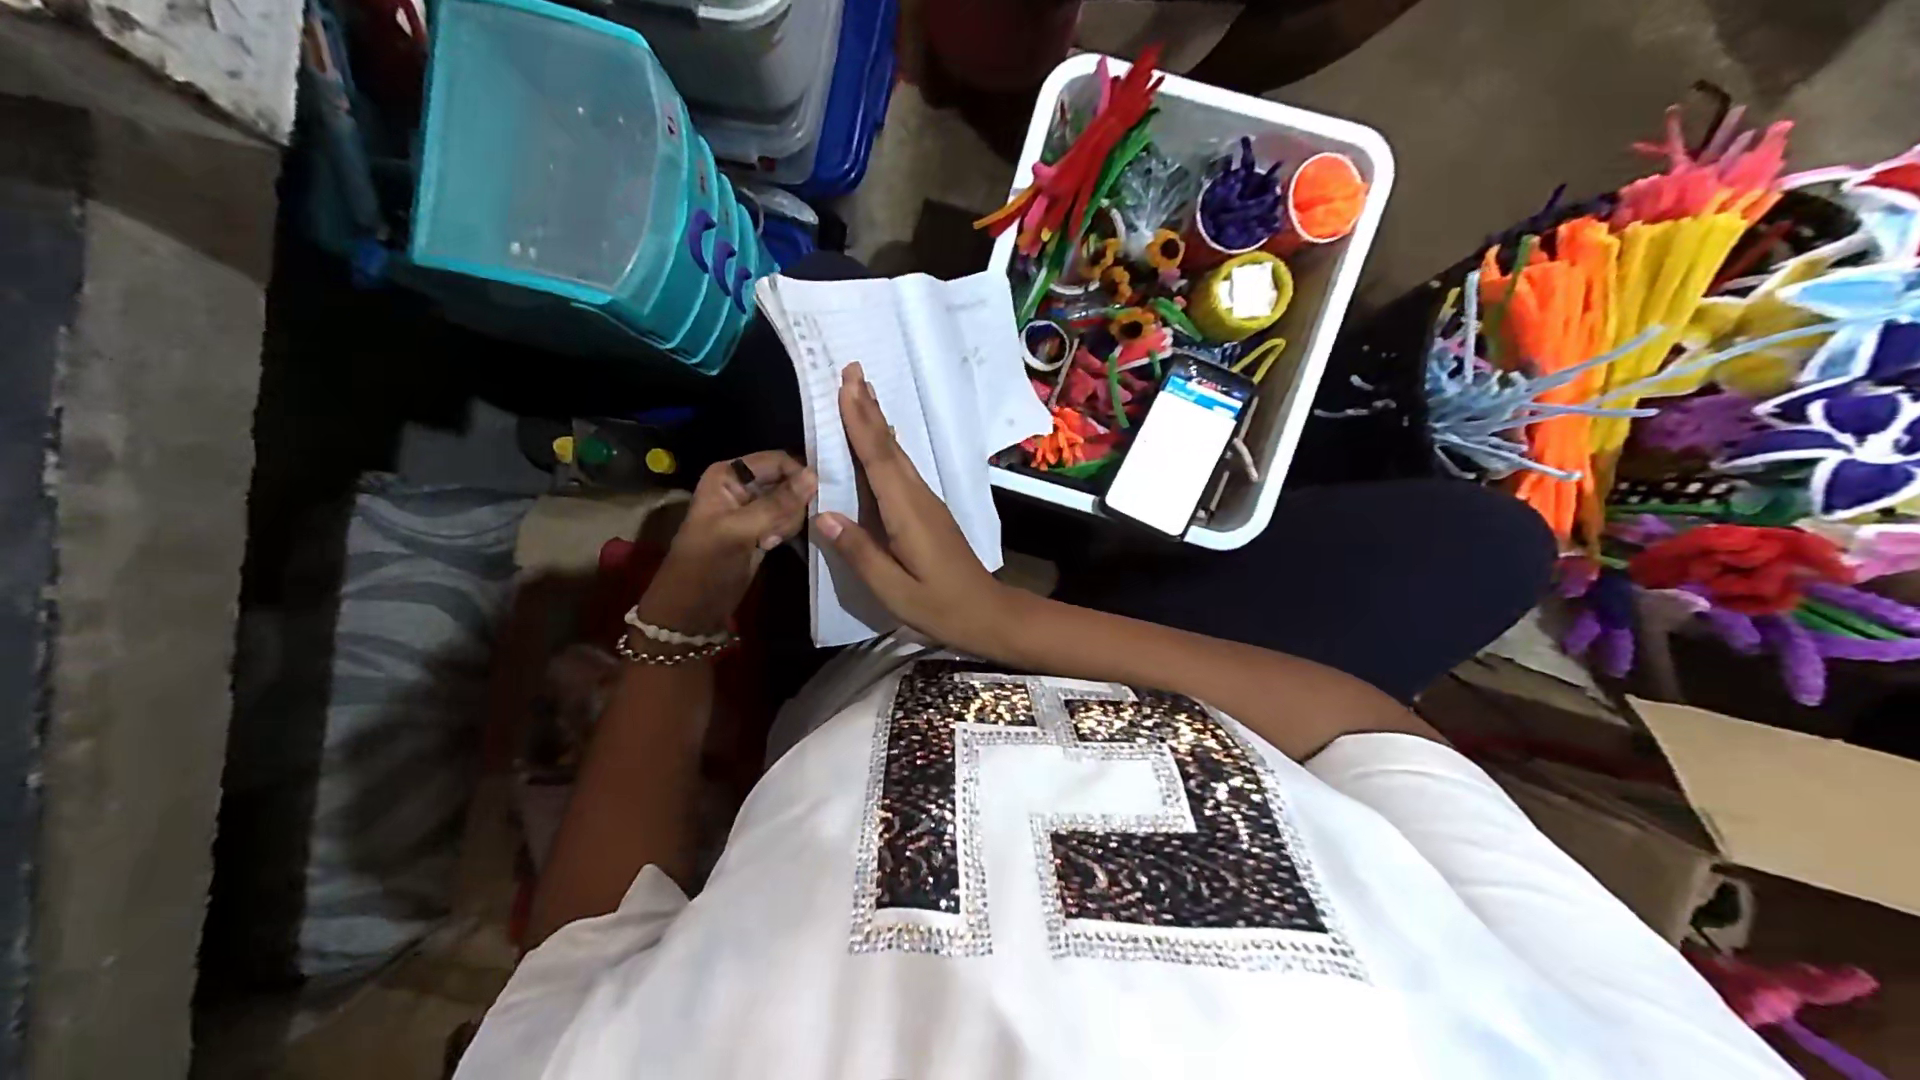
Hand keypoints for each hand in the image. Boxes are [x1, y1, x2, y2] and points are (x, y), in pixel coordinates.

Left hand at [638, 451, 816, 634]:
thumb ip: (777, 503)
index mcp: (728, 474)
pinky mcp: (763, 530)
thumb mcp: (738, 530)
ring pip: (792, 502)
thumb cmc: (706, 564)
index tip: (814, 500)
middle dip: (792, 504)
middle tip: (776, 529)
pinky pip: (788, 520)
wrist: (693, 608)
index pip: (777, 461)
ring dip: (789, 521)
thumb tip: (815, 476)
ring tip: (769, 541)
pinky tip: (773, 545)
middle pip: (788, 480)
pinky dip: (788, 531)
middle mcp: (742, 485)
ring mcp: (754, 509)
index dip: (798, 476)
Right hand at [812, 363, 1020, 655]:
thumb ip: (859, 552)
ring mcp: (927, 503)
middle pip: (889, 447)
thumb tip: (821, 513)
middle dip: (869, 409)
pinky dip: (888, 448)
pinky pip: (903, 470)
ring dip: (879, 423)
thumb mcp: (894, 590)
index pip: (878, 459)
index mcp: (907, 513)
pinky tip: (885, 441)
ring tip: (863, 393)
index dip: (861, 422)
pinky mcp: (929, 512)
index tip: (847, 386)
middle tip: (853, 370)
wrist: (988, 614)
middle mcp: (919, 498)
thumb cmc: (940, 607)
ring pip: (898, 455)